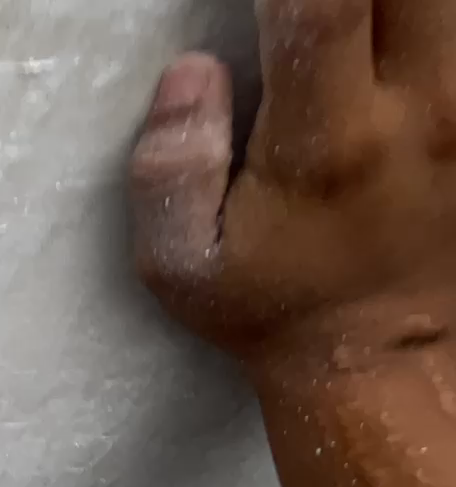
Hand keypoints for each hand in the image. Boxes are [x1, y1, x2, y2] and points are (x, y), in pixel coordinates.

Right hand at [131, 3, 455, 369]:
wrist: (380, 341)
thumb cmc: (263, 301)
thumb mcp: (176, 263)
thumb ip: (170, 172)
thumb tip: (188, 71)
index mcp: (325, 145)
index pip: (317, 11)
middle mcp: (425, 104)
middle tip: (299, 3)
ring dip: (391, 1)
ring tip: (341, 16)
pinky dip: (433, 19)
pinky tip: (396, 30)